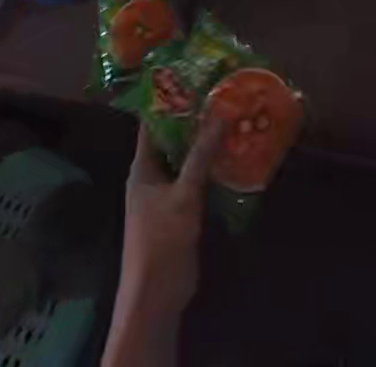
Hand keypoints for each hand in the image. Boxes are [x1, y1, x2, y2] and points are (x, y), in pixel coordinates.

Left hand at [119, 117, 224, 315]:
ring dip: (205, 146)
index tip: (194, 80)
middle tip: (221, 98)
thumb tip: (218, 114)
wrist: (156, 296)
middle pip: (172, 140)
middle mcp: (151, 175)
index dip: (169, 101)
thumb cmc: (161, 240)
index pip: (152, 123)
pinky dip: (210, 170)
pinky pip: (195, 181)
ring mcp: (165, 194)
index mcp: (142, 166)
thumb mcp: (184, 195)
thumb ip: (201, 156)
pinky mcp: (180, 211)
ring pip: (186, 161)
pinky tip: (233, 160)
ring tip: (232, 121)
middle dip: (194, 122)